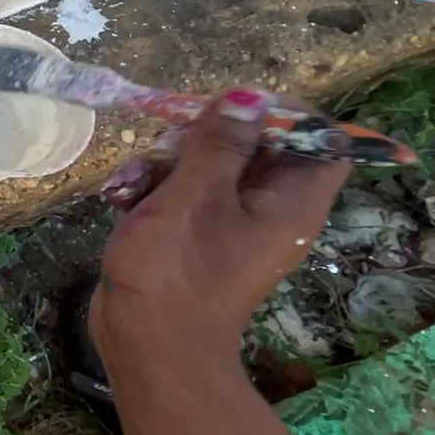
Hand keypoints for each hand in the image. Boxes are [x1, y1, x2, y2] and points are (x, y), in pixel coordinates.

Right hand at [91, 88, 350, 373]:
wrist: (148, 337)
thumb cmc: (175, 268)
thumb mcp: (191, 198)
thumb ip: (218, 145)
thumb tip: (245, 97)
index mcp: (289, 201)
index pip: (317, 140)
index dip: (278, 115)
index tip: (221, 107)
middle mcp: (267, 208)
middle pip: (249, 148)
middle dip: (196, 138)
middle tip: (159, 145)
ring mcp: (226, 223)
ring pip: (202, 168)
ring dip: (157, 164)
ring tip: (124, 184)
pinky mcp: (189, 234)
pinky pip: (176, 194)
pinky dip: (146, 189)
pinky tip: (117, 200)